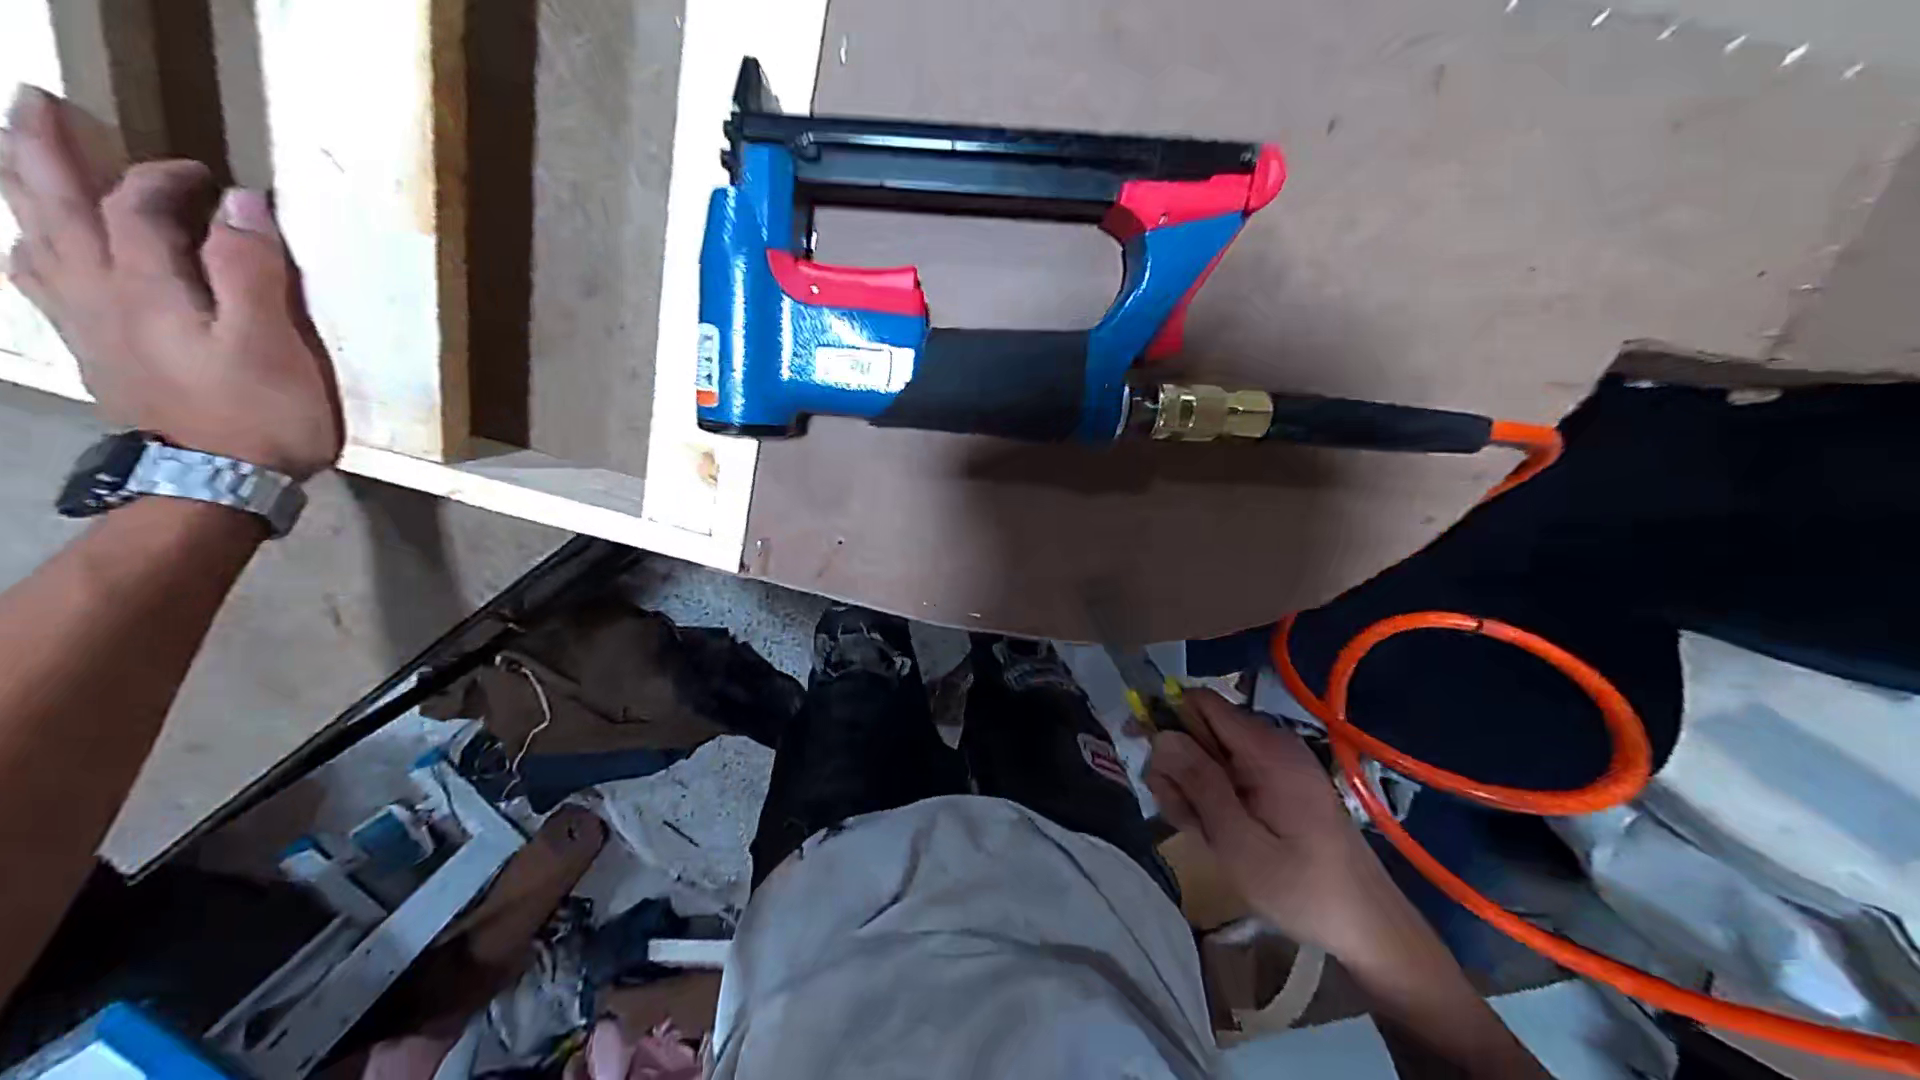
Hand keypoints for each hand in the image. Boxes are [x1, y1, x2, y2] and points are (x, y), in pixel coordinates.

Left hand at [1, 84, 341, 478]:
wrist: (215, 484)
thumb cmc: (258, 414)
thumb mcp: (274, 344)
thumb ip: (254, 271)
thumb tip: (242, 203)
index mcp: (145, 287)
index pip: (138, 207)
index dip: (168, 179)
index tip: (211, 175)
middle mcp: (98, 294)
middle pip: (51, 206)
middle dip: (41, 150)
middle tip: (35, 103)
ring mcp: (89, 326)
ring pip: (33, 241)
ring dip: (27, 195)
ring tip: (33, 171)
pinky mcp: (97, 354)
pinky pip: (42, 284)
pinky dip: (36, 250)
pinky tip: (48, 252)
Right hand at [1147, 689, 1390, 951]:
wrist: (1369, 927)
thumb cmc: (1301, 889)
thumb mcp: (1238, 842)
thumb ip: (1199, 784)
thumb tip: (1162, 734)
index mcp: (1266, 749)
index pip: (1201, 702)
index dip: (1164, 716)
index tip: (1138, 747)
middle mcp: (1271, 745)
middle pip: (1200, 730)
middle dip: (1177, 767)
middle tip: (1181, 816)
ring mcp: (1276, 765)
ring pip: (1210, 756)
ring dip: (1193, 789)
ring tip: (1202, 834)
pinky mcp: (1279, 785)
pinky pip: (1230, 775)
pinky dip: (1214, 799)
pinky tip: (1218, 835)